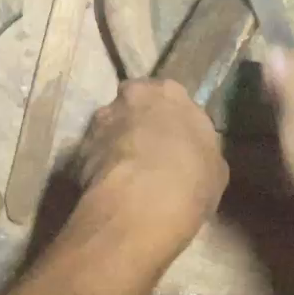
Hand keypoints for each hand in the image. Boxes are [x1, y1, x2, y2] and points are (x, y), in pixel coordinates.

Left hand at [77, 78, 228, 230]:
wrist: (142, 203)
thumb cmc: (190, 178)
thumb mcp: (214, 165)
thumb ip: (199, 147)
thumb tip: (191, 152)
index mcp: (170, 92)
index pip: (169, 97)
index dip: (171, 120)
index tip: (173, 140)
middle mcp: (131, 95)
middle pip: (134, 105)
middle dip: (138, 124)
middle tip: (149, 153)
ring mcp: (101, 119)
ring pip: (110, 127)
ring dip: (117, 143)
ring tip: (127, 174)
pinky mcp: (78, 146)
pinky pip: (94, 153)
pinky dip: (100, 165)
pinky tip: (111, 186)